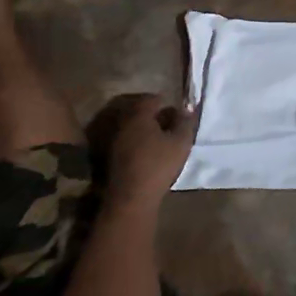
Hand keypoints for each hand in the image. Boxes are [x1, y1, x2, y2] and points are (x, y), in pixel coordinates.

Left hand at [104, 94, 197, 211]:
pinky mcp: (109, 155)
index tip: (177, 114)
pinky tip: (147, 152)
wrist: (131, 197)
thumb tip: (186, 108)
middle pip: (139, 110)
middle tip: (169, 124)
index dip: (166, 104)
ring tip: (160, 139)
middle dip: (154, 115)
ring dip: (145, 128)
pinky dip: (136, 140)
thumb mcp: (181, 141)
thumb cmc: (158, 165)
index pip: (152, 99)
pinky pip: (125, 139)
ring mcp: (113, 139)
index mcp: (138, 114)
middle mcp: (122, 122)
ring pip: (131, 125)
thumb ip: (185, 121)